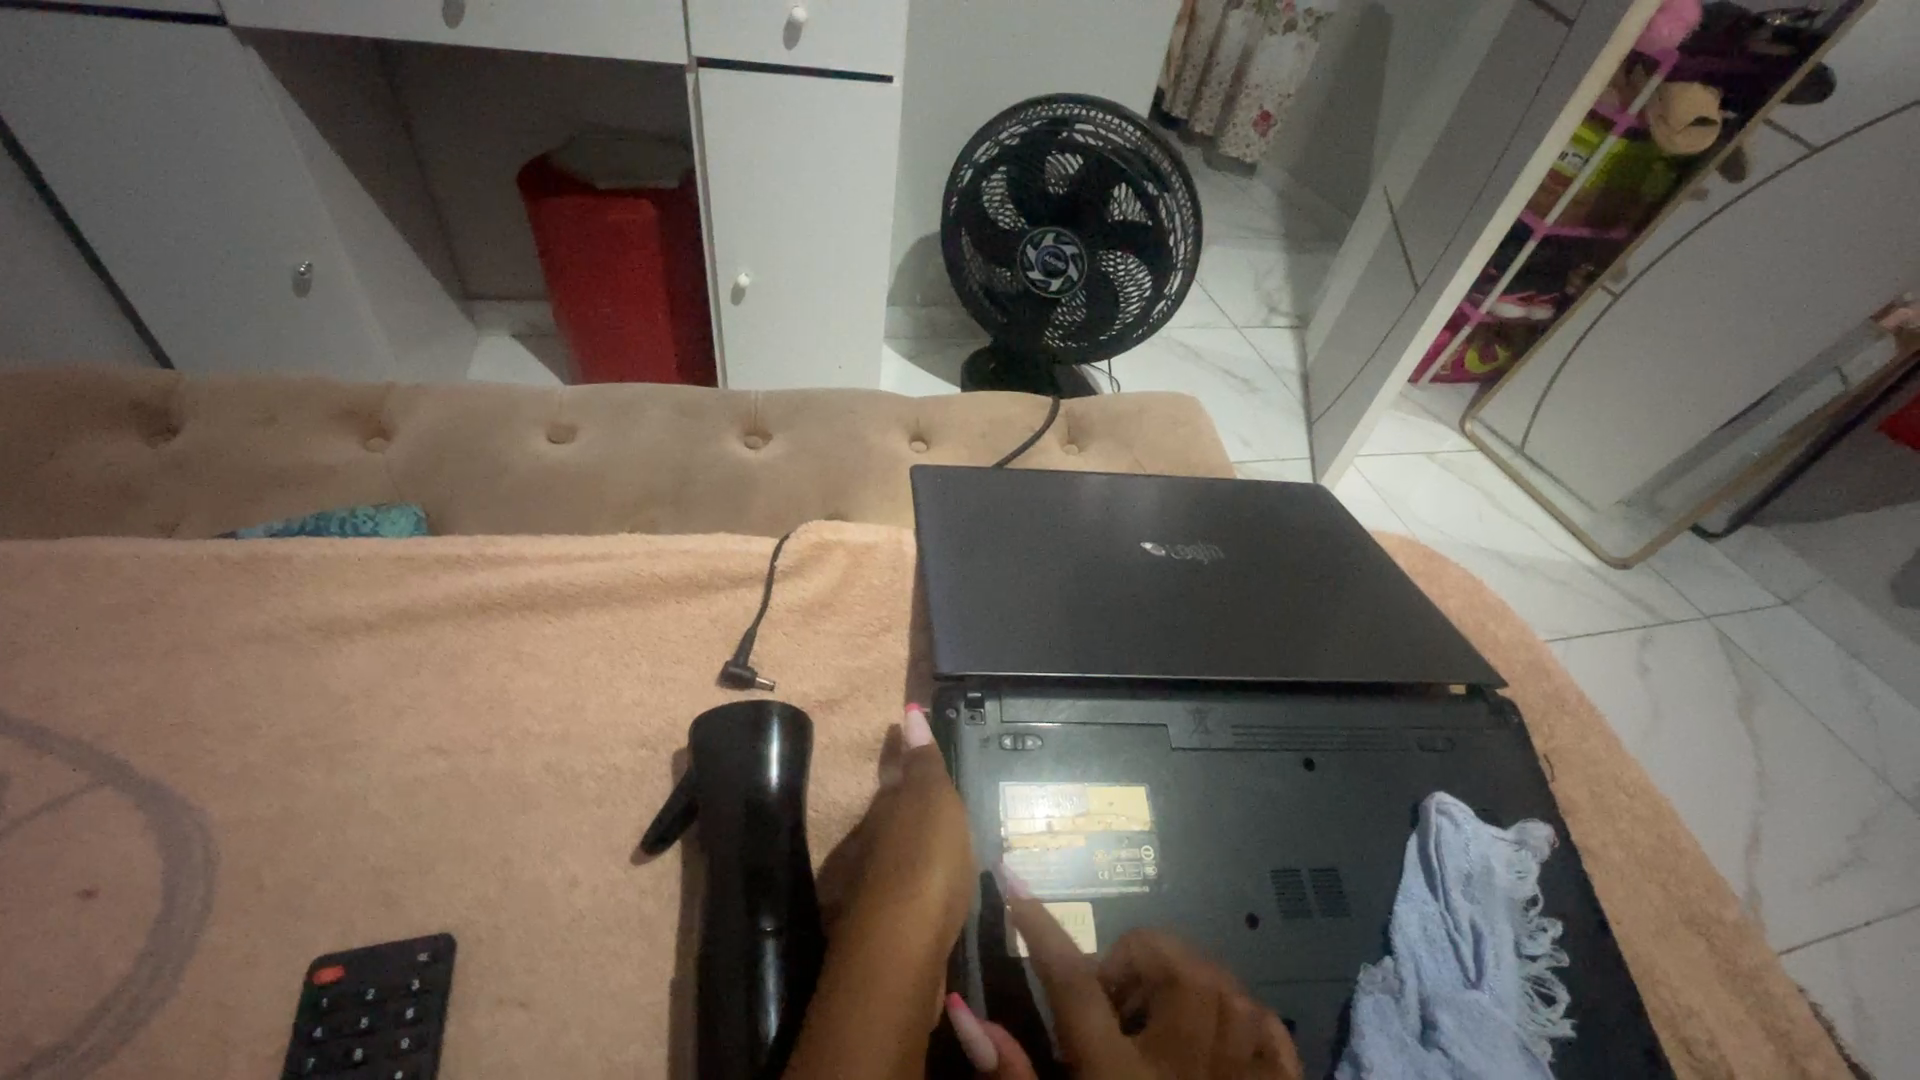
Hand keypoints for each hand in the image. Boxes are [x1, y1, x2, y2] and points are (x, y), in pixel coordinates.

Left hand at [817, 703, 975, 950]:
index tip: (901, 732)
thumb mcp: (932, 802)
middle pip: (888, 814)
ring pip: (891, 853)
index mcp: (886, 809)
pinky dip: (915, 882)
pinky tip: (930, 890)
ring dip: (908, 844)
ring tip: (937, 841)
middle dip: (903, 801)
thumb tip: (909, 713)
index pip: (893, 772)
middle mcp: (871, 843)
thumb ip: (923, 764)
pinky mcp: (886, 926)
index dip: (901, 753)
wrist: (901, 950)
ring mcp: (873, 886)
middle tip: (930, 793)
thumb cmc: (925, 861)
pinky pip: (901, 890)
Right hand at [947, 899, 1302, 1079]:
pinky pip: (1265, 1021)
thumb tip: (963, 1011)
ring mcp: (1240, 1072)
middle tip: (1111, 1006)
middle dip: (1128, 964)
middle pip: (1159, 959)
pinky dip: (1237, 1015)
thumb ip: (1012, 1074)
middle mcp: (1184, 1062)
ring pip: (1214, 980)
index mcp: (1118, 1075)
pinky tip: (1213, 1040)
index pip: (1069, 978)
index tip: (1014, 879)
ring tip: (1157, 1026)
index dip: (1038, 926)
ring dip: (1179, 984)